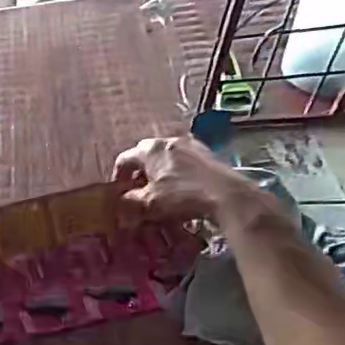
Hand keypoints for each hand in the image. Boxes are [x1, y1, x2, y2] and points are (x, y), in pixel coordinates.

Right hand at [111, 136, 265, 226]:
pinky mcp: (208, 153)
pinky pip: (183, 160)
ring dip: (158, 171)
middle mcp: (169, 141)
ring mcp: (191, 145)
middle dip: (138, 171)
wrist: (227, 196)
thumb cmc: (180, 196)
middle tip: (137, 189)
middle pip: (145, 155)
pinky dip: (175, 171)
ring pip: (165, 157)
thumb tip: (123, 200)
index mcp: (150, 150)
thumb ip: (129, 200)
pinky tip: (179, 187)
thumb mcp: (147, 203)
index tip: (118, 192)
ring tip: (158, 189)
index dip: (117, 177)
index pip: (123, 159)